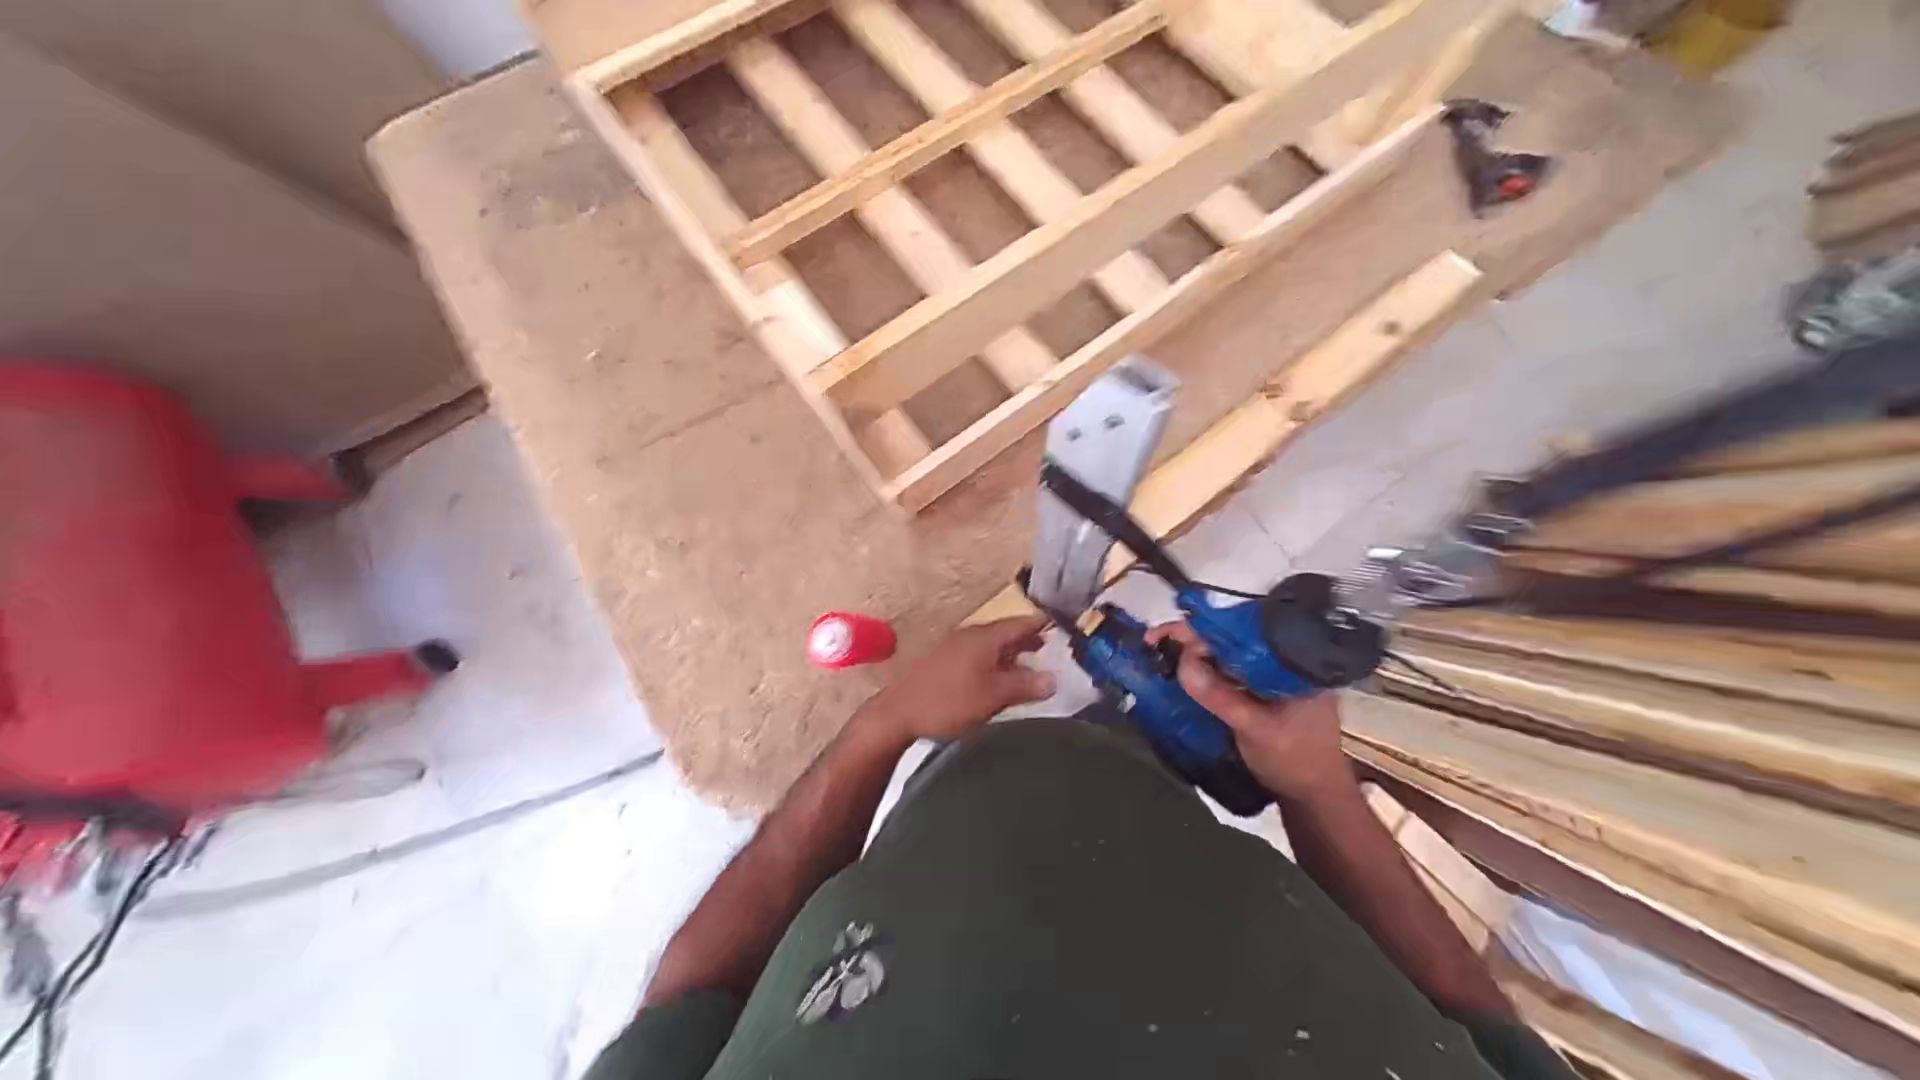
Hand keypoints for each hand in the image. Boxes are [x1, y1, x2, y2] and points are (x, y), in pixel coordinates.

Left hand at [858, 615, 1056, 741]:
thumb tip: (1054, 679)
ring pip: (990, 645)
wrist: (898, 714)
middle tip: (1048, 646)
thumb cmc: (949, 702)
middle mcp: (970, 636)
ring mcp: (953, 647)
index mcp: (984, 637)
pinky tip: (996, 679)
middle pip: (1005, 632)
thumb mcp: (994, 696)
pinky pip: (976, 655)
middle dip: (1026, 639)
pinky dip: (993, 661)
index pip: (1020, 623)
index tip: (1061, 626)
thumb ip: (1026, 686)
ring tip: (1027, 665)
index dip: (1041, 624)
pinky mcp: (942, 662)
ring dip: (1010, 653)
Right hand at [1145, 621, 1354, 801]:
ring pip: (1225, 654)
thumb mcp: (1256, 729)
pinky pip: (1226, 672)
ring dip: (1194, 653)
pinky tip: (1182, 672)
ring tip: (1160, 652)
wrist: (1314, 798)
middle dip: (1191, 637)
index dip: (1201, 629)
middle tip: (1154, 642)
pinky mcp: (1258, 691)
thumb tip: (1182, 662)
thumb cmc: (1295, 761)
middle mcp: (1281, 661)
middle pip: (1230, 638)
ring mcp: (1269, 676)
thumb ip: (1221, 696)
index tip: (1164, 634)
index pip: (1241, 632)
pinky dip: (1204, 671)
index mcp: (1292, 661)